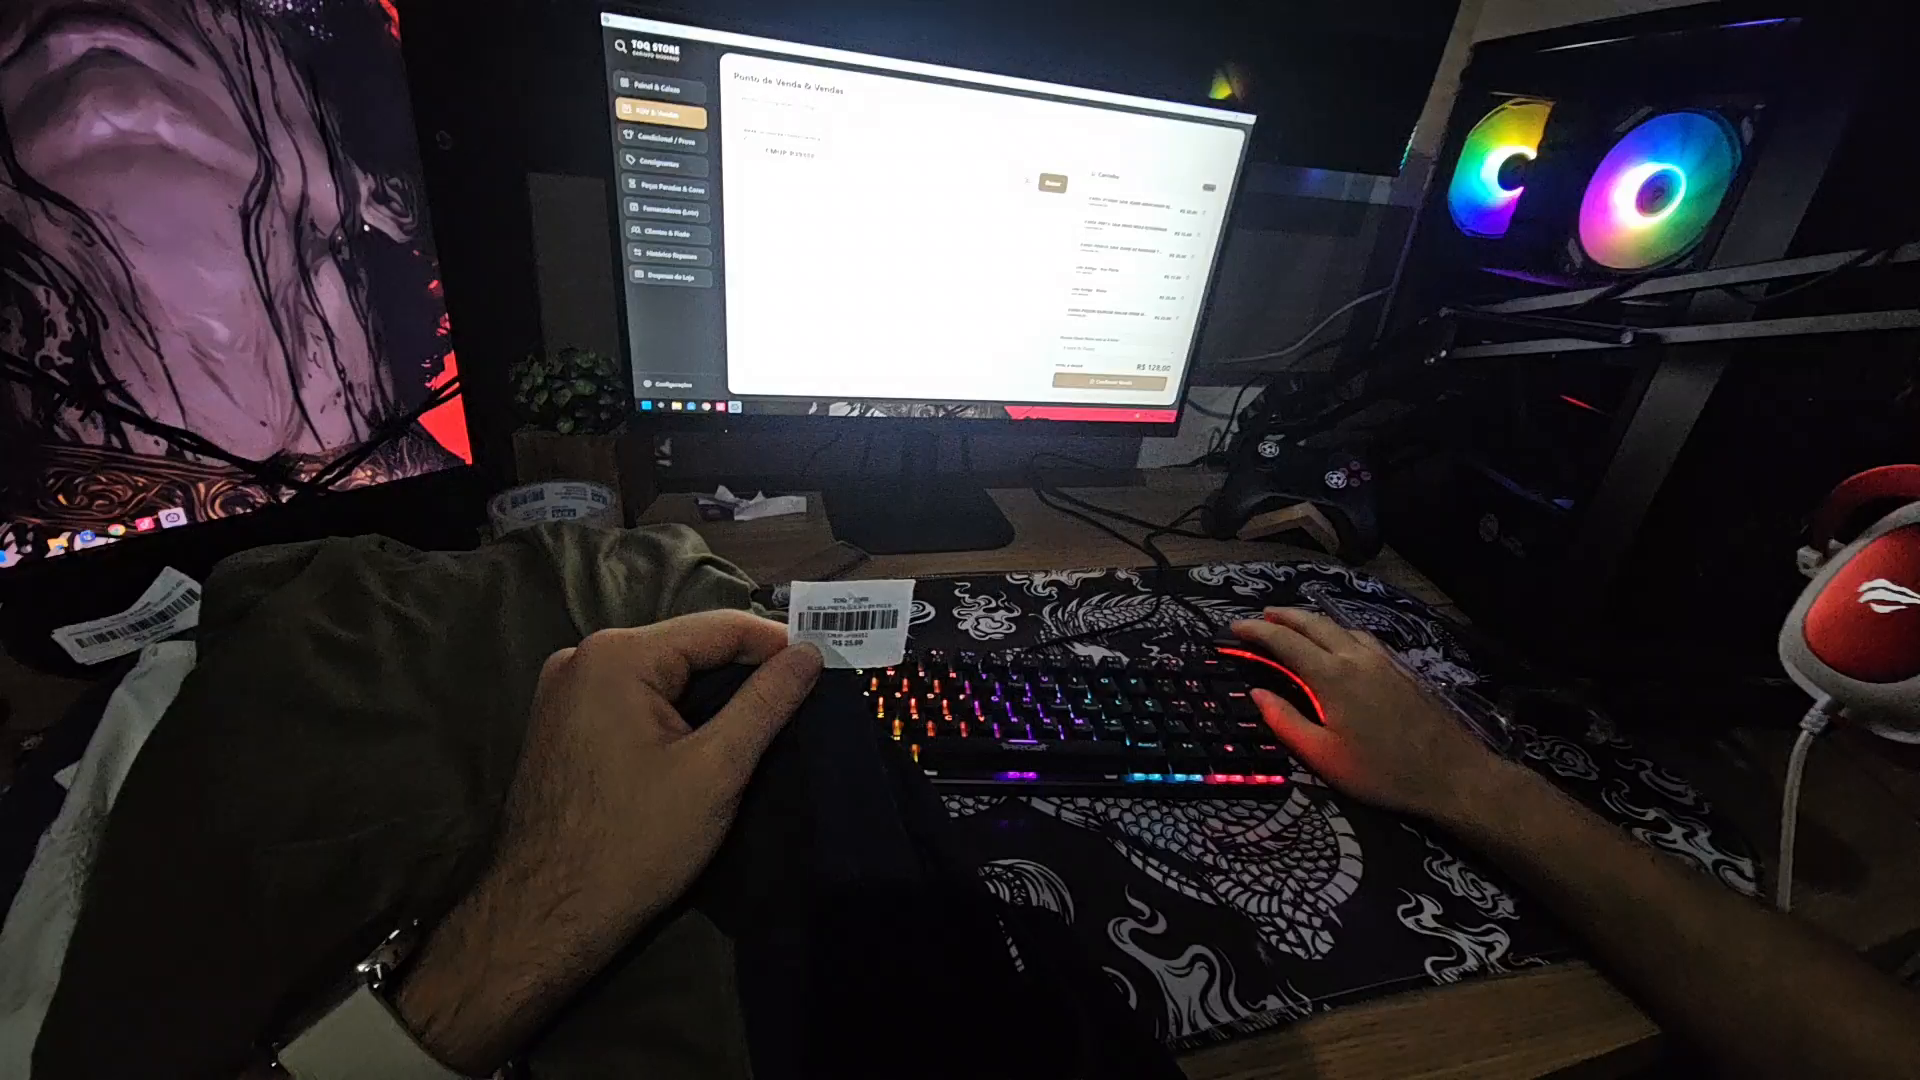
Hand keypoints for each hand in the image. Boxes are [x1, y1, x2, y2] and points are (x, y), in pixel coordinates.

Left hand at [394, 611, 822, 1073]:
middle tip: (799, 692)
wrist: (542, 922)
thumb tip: (810, 651)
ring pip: (666, 671)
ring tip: (765, 712)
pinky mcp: (566, 720)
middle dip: (745, 667)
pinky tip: (710, 732)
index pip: (718, 627)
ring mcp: (568, 689)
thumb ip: (766, 701)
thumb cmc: (635, 843)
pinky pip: (639, 694)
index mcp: (617, 656)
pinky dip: (680, 707)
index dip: (776, 643)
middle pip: (690, 645)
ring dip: (714, 689)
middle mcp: (584, 657)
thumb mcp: (716, 768)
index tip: (820, 665)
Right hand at [1231, 608, 1501, 822]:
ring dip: (1310, 620)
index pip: (1284, 640)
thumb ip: (1284, 721)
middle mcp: (1355, 658)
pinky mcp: (1400, 669)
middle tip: (1259, 616)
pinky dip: (1337, 631)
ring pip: (1339, 626)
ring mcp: (1382, 660)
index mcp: (1331, 676)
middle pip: (1312, 622)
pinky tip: (1338, 642)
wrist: (1454, 777)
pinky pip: (1361, 637)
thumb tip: (1257, 693)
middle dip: (1282, 615)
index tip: (1234, 626)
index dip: (1256, 629)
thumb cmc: (1382, 772)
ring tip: (1292, 624)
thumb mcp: (1323, 756)